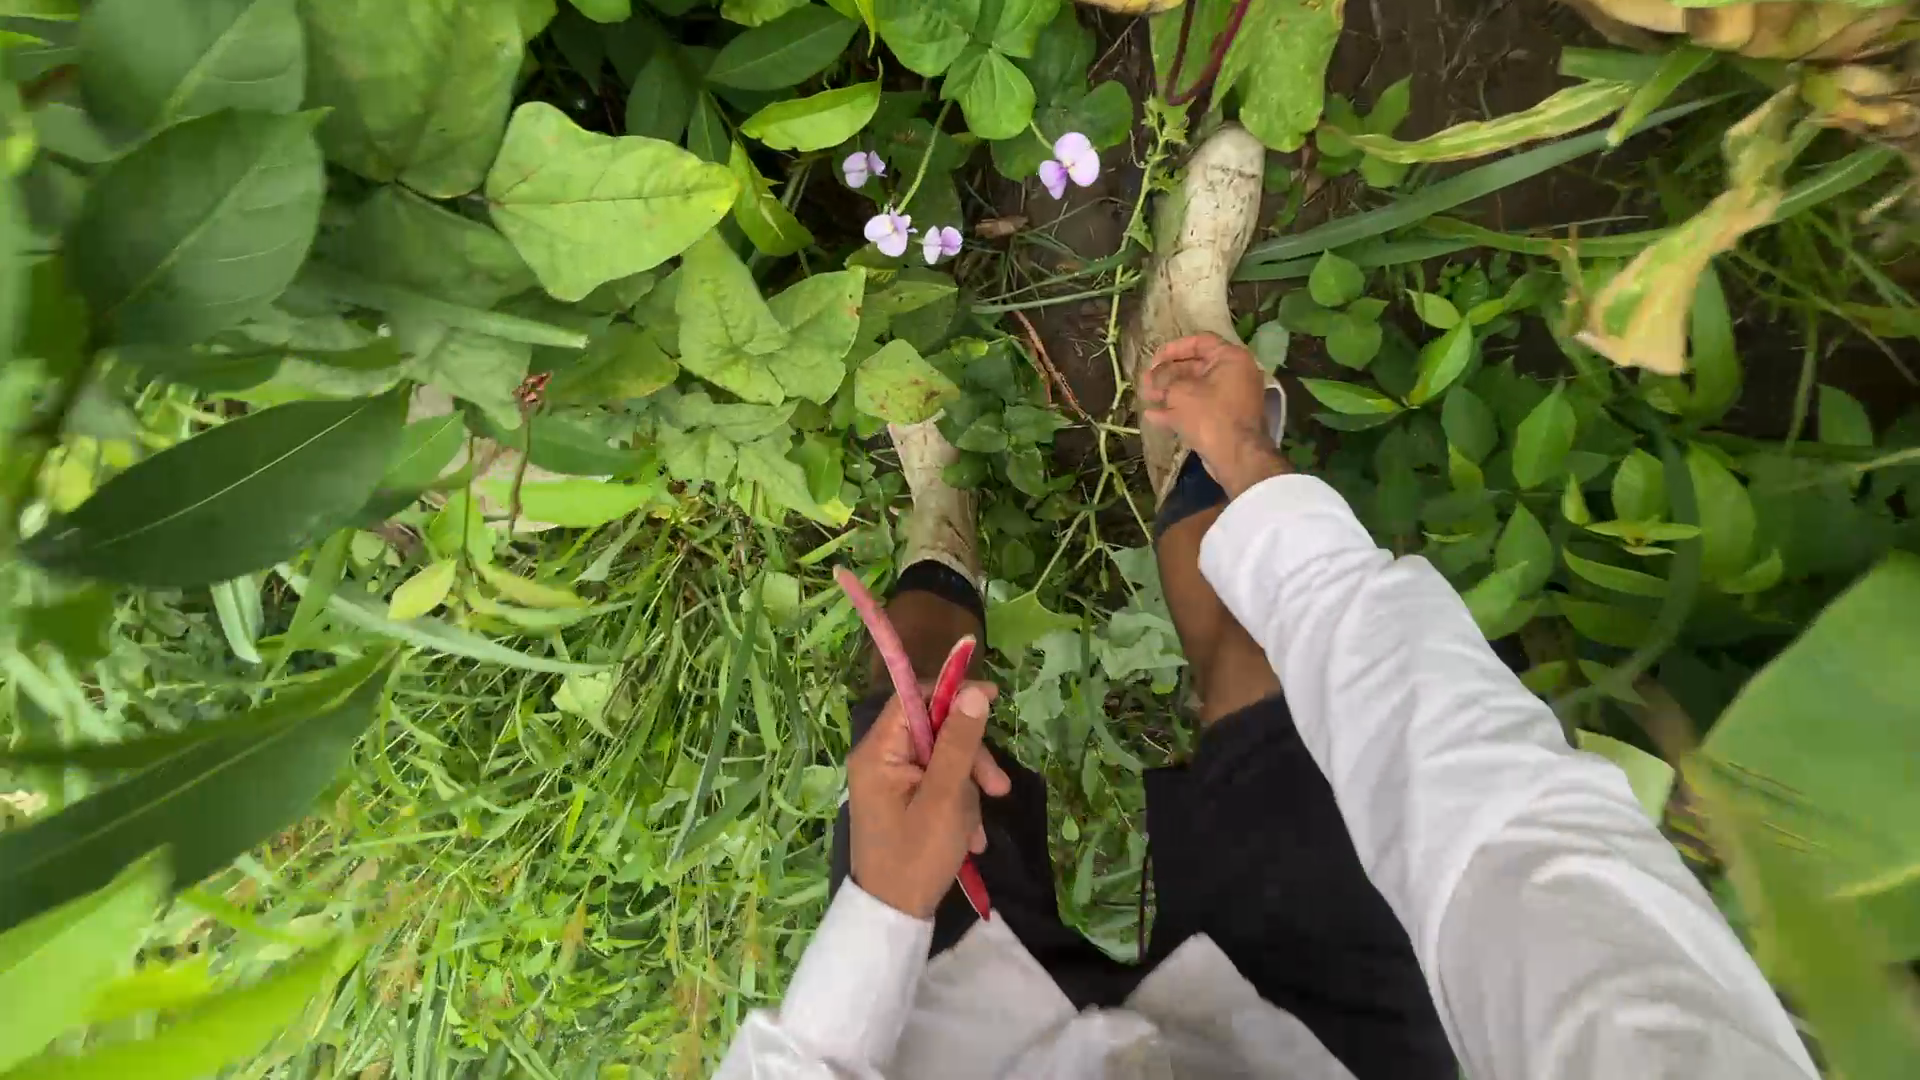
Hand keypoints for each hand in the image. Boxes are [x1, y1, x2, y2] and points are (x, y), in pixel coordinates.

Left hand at [849, 683, 1011, 918]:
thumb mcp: (945, 797)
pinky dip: (958, 805)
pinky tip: (971, 838)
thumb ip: (959, 742)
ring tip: (979, 829)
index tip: (992, 698)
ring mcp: (890, 781)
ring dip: (969, 787)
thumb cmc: (916, 856)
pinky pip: (937, 784)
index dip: (953, 692)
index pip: (914, 696)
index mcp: (879, 750)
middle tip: (998, 788)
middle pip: (934, 730)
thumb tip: (974, 693)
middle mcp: (880, 758)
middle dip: (970, 757)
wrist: (893, 919)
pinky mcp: (902, 801)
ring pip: (942, 760)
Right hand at [1143, 333, 1287, 496]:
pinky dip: (1177, 411)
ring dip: (1168, 393)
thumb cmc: (1210, 415)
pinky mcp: (1224, 419)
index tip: (1153, 360)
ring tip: (1146, 397)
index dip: (1173, 349)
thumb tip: (1152, 377)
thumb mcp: (1180, 392)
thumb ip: (1163, 379)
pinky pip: (1198, 409)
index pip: (1200, 342)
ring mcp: (1230, 398)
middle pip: (1194, 367)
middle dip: (1166, 375)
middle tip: (1145, 382)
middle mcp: (1234, 374)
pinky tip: (1153, 416)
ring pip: (1194, 390)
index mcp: (1230, 358)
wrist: (1236, 456)